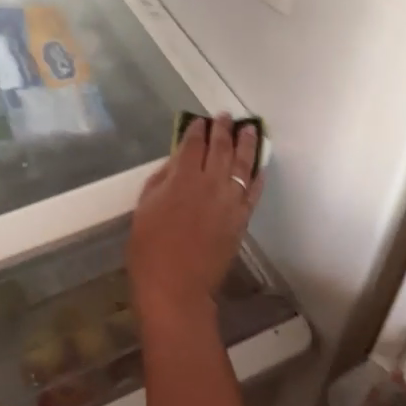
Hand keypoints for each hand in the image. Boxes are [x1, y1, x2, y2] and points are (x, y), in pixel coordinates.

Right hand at [127, 114, 263, 322]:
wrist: (176, 287)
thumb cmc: (149, 251)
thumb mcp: (144, 209)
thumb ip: (161, 181)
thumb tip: (176, 163)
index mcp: (183, 179)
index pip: (193, 145)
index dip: (197, 130)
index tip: (200, 122)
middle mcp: (211, 183)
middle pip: (221, 149)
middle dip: (223, 130)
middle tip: (226, 117)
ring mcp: (230, 201)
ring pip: (243, 164)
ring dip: (246, 144)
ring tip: (249, 129)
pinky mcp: (242, 219)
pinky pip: (254, 191)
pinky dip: (258, 176)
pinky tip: (260, 166)